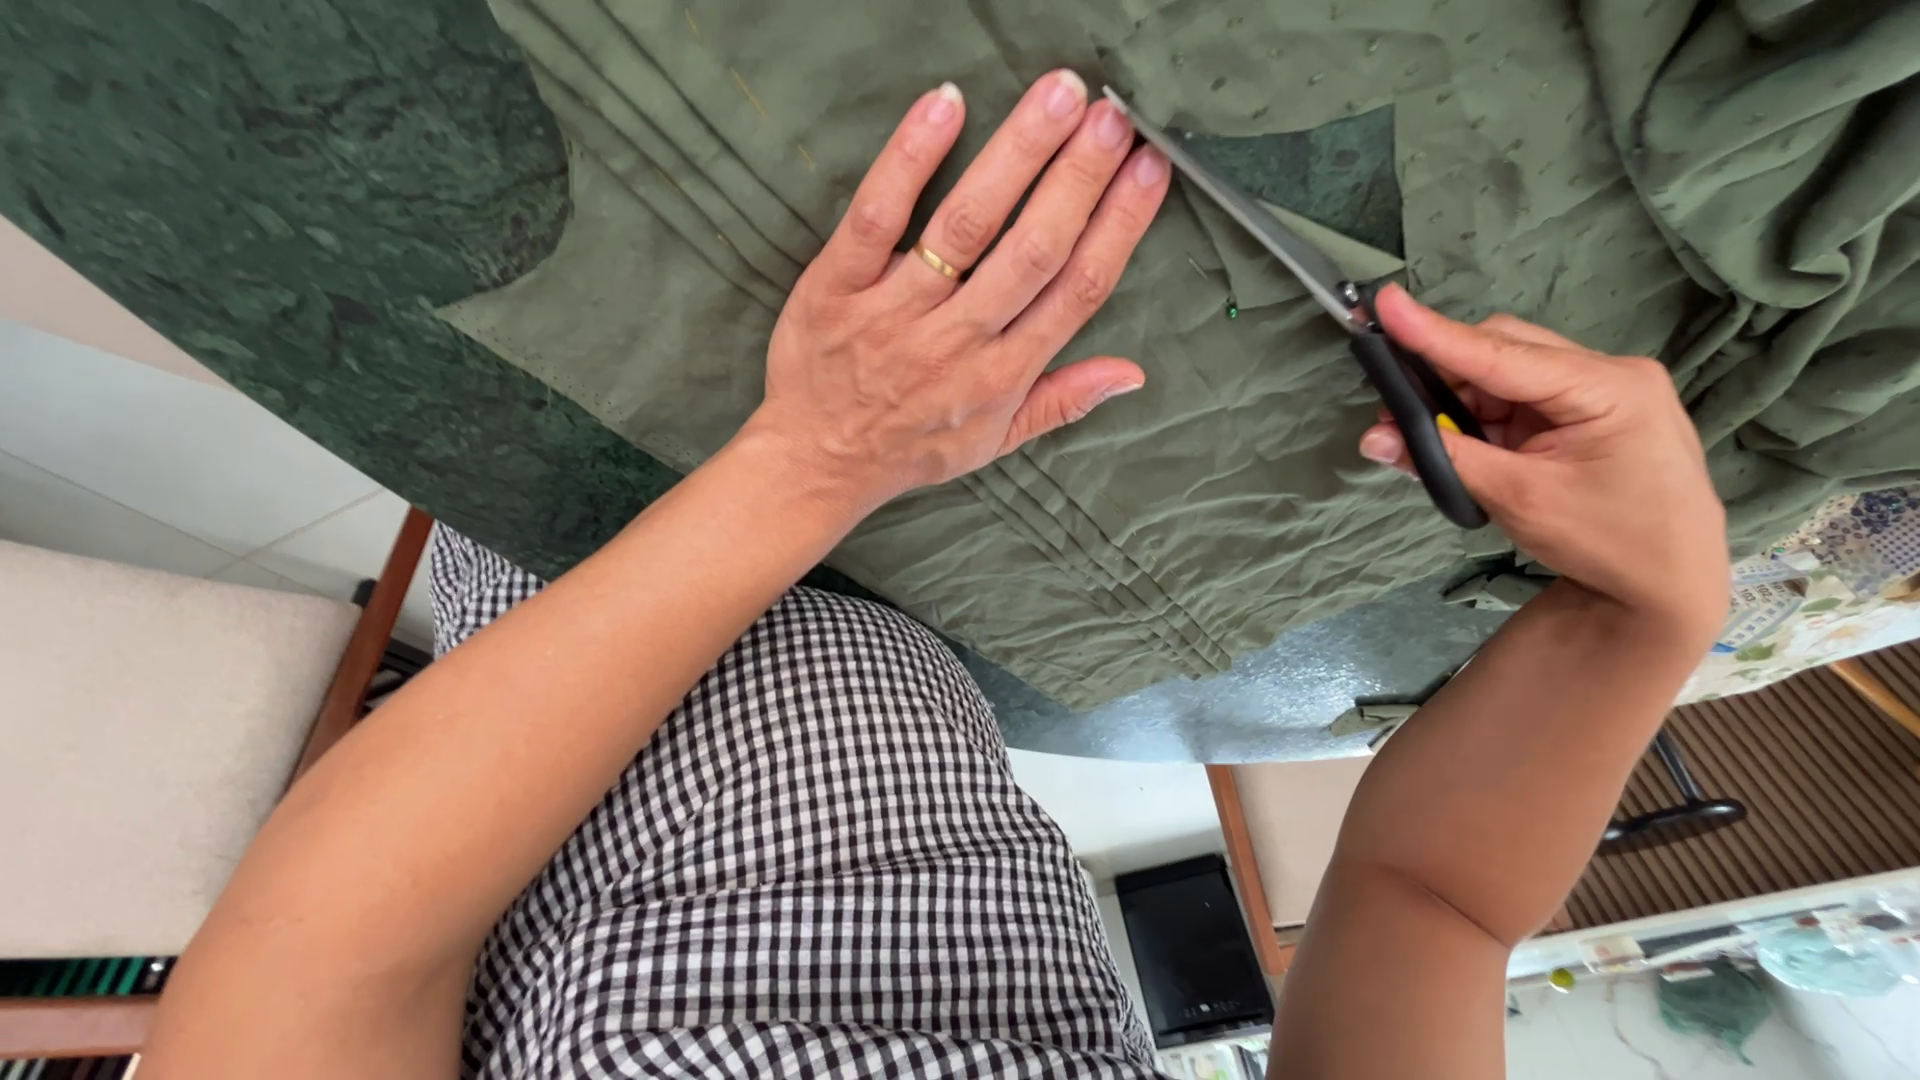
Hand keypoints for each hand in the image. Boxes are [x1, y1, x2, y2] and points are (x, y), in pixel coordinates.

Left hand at [739, 71, 1170, 513]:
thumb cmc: (909, 448)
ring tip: (1059, 94)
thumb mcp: (993, 442)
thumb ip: (1061, 403)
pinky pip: (877, 216)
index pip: (1076, 291)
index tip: (1148, 169)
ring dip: (1016, 155)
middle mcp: (956, 341)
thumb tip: (1132, 374)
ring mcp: (895, 312)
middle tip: (1113, 115)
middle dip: (1079, 178)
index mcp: (1002, 376)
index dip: (1119, 226)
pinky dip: (910, 160)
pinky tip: (945, 106)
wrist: (817, 462)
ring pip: (965, 225)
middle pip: (1032, 249)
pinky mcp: (837, 287)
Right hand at [1357, 286, 1729, 636]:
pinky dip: (1479, 419)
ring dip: (1459, 401)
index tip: (1385, 303)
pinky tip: (1467, 446)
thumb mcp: (1517, 498)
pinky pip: (1514, 398)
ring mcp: (1597, 391)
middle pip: (1503, 348)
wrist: (1666, 583)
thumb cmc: (1606, 539)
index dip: (1434, 333)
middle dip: (1444, 374)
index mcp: (1607, 387)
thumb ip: (1443, 460)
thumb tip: (1373, 437)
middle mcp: (1607, 374)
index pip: (1500, 353)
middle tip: (1396, 409)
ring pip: (1503, 373)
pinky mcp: (1582, 413)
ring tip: (1432, 440)